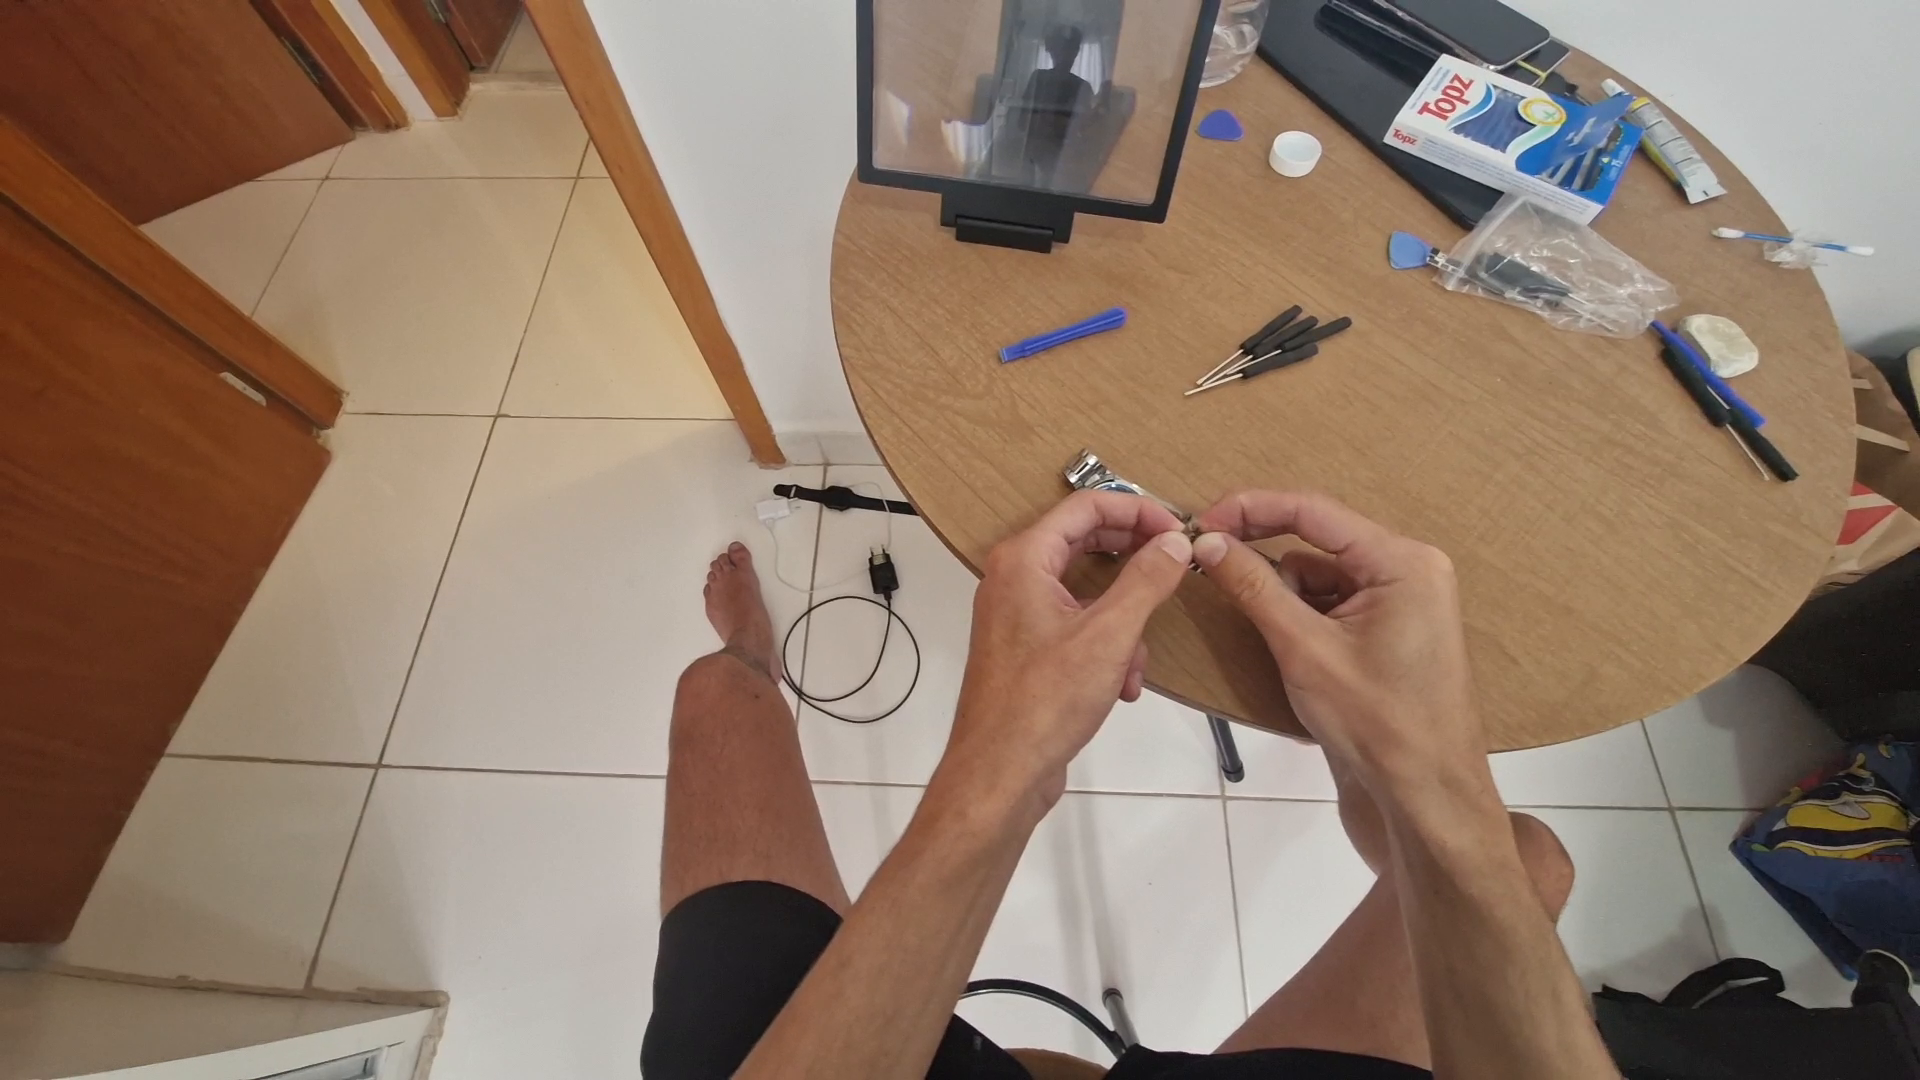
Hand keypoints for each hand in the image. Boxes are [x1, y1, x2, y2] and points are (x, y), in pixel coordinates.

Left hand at [939, 491, 1191, 819]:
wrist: (1000, 771)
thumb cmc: (1043, 702)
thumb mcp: (1109, 635)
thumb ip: (1146, 580)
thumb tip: (1174, 543)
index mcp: (1023, 560)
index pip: (1085, 505)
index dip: (1137, 510)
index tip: (1177, 528)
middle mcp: (1014, 578)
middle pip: (1084, 541)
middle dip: (1134, 558)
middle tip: (1175, 566)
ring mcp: (1016, 613)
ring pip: (1085, 591)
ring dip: (1123, 618)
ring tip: (1139, 658)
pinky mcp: (1026, 646)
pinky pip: (1075, 625)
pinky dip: (1104, 646)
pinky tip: (1122, 686)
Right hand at [1189, 491, 1485, 794]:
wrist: (1423, 801)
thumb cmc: (1375, 723)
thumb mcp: (1303, 648)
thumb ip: (1253, 586)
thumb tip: (1205, 541)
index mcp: (1401, 562)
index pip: (1312, 511)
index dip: (1249, 509)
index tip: (1200, 524)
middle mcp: (1405, 571)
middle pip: (1313, 541)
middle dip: (1262, 556)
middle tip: (1208, 564)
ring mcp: (1397, 603)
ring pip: (1314, 574)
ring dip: (1279, 595)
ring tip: (1273, 641)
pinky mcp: (1382, 632)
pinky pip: (1326, 603)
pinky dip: (1295, 617)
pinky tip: (1287, 651)